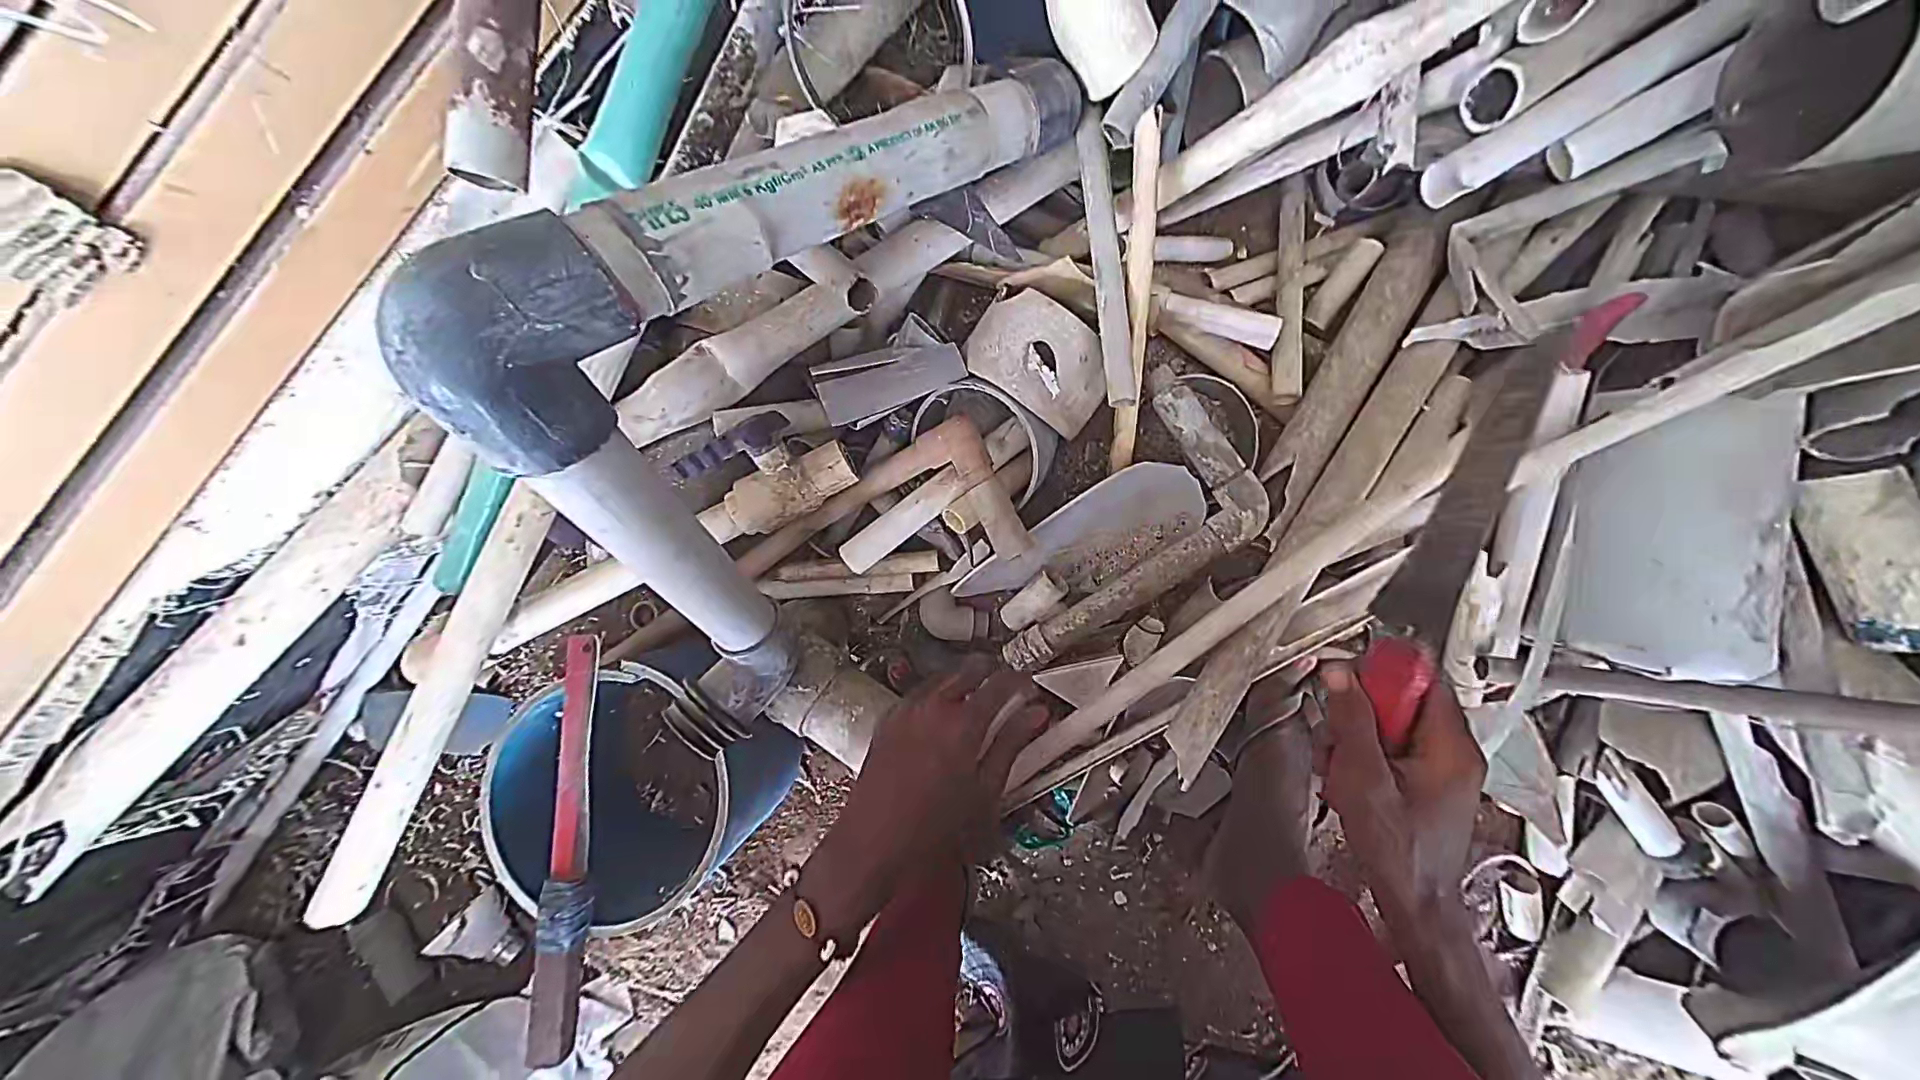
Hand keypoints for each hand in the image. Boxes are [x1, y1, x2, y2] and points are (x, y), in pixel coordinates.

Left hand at [800, 656, 1049, 934]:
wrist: (873, 846)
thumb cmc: (930, 831)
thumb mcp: (986, 791)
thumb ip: (1011, 745)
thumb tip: (1032, 718)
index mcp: (963, 723)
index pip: (1001, 682)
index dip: (1021, 682)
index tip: (1029, 691)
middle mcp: (932, 708)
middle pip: (970, 670)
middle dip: (993, 674)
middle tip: (1008, 691)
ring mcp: (906, 711)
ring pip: (942, 678)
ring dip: (964, 682)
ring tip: (978, 704)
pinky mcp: (888, 721)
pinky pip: (918, 694)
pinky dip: (937, 695)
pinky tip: (943, 717)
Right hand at [1315, 661, 1483, 917]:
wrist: (1413, 898)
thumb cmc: (1399, 852)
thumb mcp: (1364, 779)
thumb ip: (1352, 722)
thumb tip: (1341, 675)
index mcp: (1451, 747)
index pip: (1425, 678)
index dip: (1384, 671)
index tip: (1350, 674)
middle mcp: (1452, 751)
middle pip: (1401, 700)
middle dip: (1358, 712)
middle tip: (1339, 737)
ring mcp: (1439, 765)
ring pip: (1388, 722)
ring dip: (1353, 736)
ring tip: (1341, 766)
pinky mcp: (1423, 777)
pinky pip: (1387, 745)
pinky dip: (1361, 754)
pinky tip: (1348, 777)